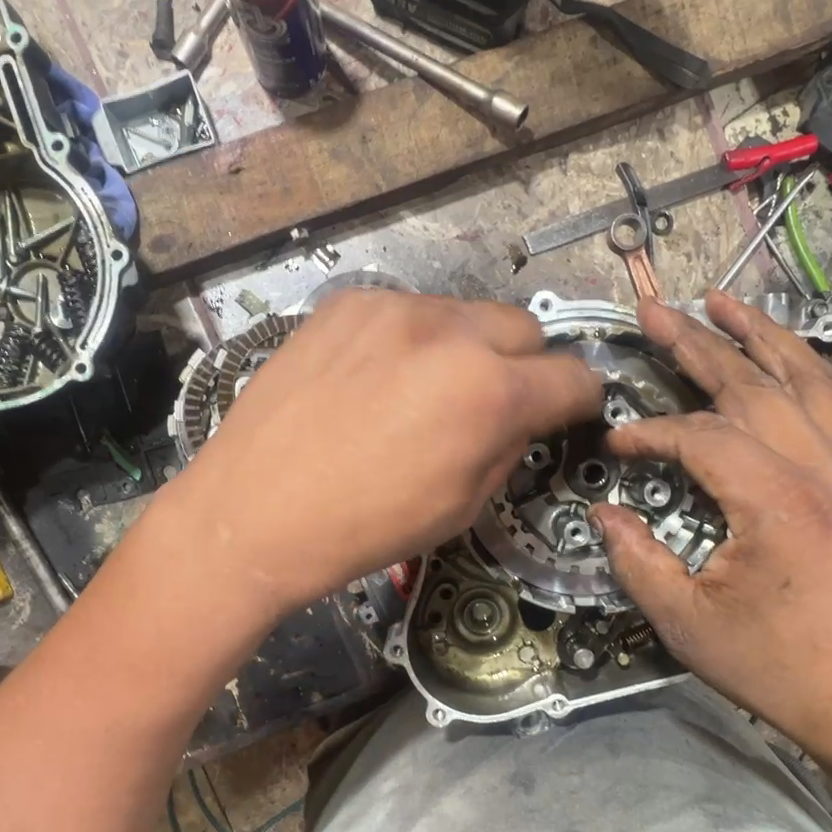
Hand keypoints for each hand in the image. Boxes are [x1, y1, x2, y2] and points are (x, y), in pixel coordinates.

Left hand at [161, 290, 601, 613]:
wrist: (253, 512)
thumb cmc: (363, 529)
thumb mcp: (460, 508)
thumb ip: (508, 450)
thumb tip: (524, 418)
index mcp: (489, 395)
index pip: (574, 376)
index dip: (577, 400)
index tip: (565, 413)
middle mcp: (450, 334)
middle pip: (525, 328)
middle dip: (523, 367)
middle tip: (489, 406)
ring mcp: (393, 308)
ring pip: (464, 314)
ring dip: (464, 349)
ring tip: (421, 392)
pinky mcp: (347, 303)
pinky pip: (406, 312)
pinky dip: (410, 341)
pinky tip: (373, 380)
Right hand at [594, 293, 831, 767]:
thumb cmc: (781, 672)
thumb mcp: (687, 624)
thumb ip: (637, 559)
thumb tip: (603, 514)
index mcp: (776, 502)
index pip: (701, 435)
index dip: (650, 432)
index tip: (614, 443)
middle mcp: (822, 470)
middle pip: (753, 384)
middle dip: (698, 343)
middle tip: (654, 310)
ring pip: (807, 379)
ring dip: (761, 336)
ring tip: (723, 301)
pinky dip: (803, 370)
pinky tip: (782, 360)